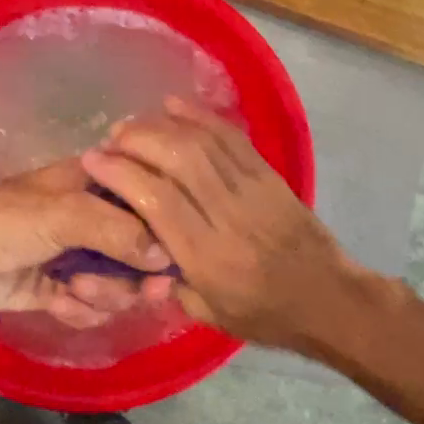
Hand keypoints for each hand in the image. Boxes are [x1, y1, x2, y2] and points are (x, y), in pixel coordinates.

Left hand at [0, 160, 176, 327]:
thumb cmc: (9, 221)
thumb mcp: (65, 214)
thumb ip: (119, 231)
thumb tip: (165, 257)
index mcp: (95, 184)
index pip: (147, 202)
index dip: (163, 231)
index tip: (171, 256)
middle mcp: (93, 219)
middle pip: (140, 253)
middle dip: (136, 276)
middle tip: (145, 292)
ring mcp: (78, 257)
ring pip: (119, 285)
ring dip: (103, 294)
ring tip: (74, 290)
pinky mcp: (63, 290)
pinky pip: (92, 306)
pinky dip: (80, 310)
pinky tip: (60, 302)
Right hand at [80, 97, 357, 347]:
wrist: (330, 301)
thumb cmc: (265, 316)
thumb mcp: (207, 314)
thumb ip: (170, 283)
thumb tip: (138, 249)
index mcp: (207, 255)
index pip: (157, 201)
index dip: (121, 174)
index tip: (92, 160)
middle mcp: (228, 215)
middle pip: (178, 160)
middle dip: (137, 141)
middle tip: (111, 138)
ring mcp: (253, 191)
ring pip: (203, 143)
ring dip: (163, 126)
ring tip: (134, 124)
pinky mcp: (270, 176)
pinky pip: (232, 138)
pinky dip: (201, 118)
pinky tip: (175, 107)